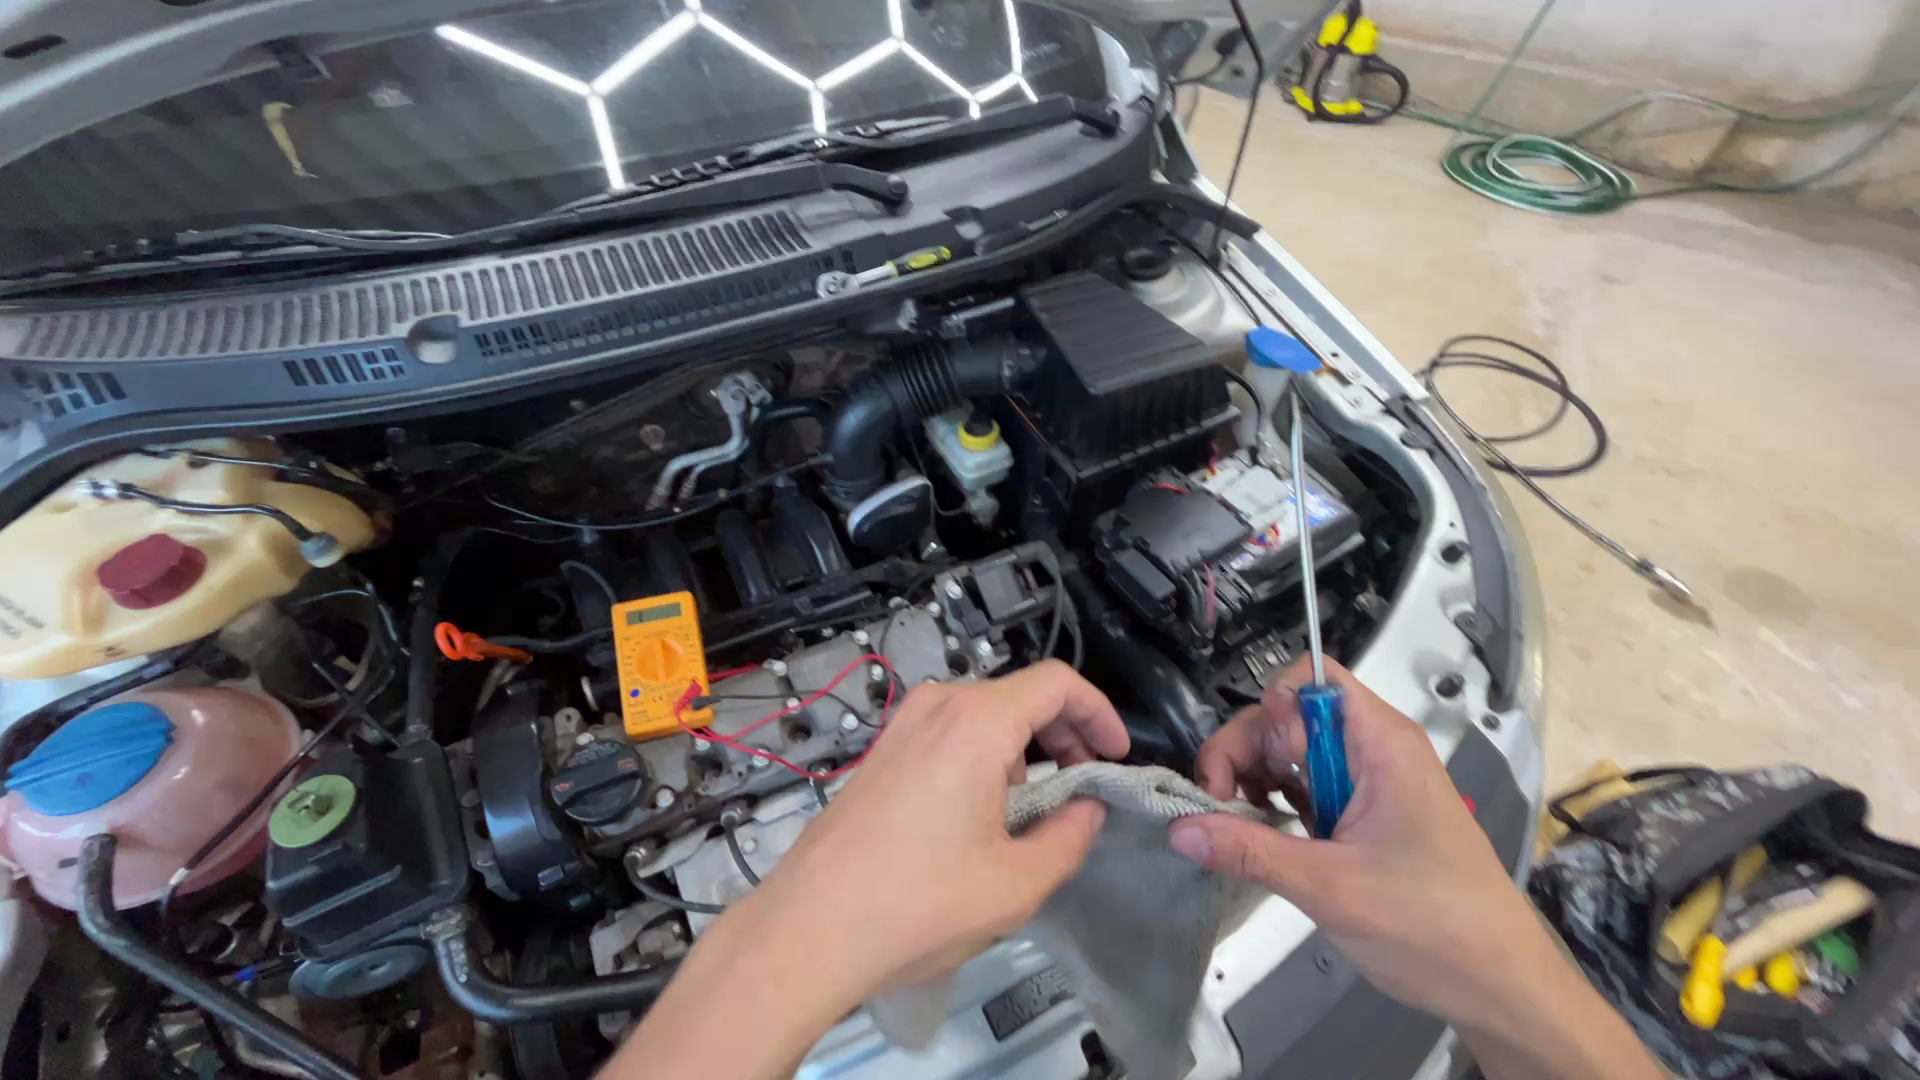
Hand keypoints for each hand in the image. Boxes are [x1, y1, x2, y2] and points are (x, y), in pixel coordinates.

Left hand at [610, 661, 1129, 1079]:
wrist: (809, 926)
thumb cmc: (919, 903)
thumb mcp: (1016, 882)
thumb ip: (1069, 836)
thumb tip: (1086, 808)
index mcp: (978, 721)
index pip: (1057, 682)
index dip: (1098, 712)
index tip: (1115, 755)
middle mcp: (939, 705)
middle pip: (1021, 695)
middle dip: (1064, 734)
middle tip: (1083, 787)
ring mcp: (904, 723)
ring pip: (986, 714)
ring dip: (1024, 749)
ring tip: (1035, 810)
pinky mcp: (884, 748)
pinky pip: (951, 732)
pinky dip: (985, 755)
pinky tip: (983, 812)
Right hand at [1167, 658, 1659, 1079]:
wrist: (1503, 989)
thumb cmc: (1432, 928)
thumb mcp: (1331, 888)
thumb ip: (1249, 851)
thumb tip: (1177, 828)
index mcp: (1379, 744)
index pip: (1310, 680)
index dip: (1267, 709)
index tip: (1246, 768)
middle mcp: (1373, 748)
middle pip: (1287, 715)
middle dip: (1244, 750)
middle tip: (1218, 807)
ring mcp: (1367, 778)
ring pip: (1290, 748)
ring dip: (1254, 777)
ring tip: (1239, 825)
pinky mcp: (1363, 808)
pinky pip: (1304, 780)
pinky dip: (1274, 799)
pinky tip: (1264, 833)